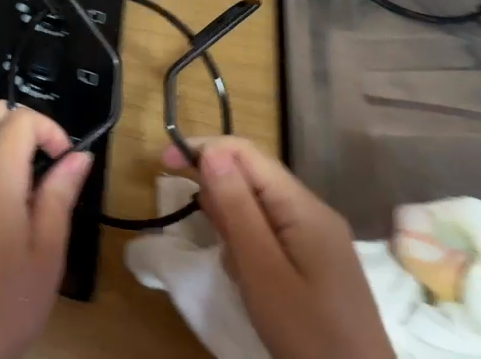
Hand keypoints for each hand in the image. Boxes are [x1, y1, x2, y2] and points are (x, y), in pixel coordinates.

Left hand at [0, 102, 93, 358]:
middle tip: (47, 148)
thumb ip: (60, 196)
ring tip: (37, 179)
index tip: (68, 158)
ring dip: (3, 140)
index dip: (48, 126)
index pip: (17, 121)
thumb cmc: (7, 302)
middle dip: (17, 116)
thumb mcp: (47, 253)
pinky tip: (15, 204)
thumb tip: (79, 156)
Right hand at [161, 137, 392, 358]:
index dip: (202, 149)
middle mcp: (313, 212)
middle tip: (214, 237)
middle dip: (220, 196)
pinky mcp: (314, 260)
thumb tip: (210, 151)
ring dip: (233, 225)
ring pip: (257, 205)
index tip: (163, 165)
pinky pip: (269, 231)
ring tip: (237, 266)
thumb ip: (236, 207)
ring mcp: (317, 237)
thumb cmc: (307, 330)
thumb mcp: (261, 268)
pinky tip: (250, 276)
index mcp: (303, 207)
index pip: (245, 152)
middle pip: (251, 176)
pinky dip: (248, 244)